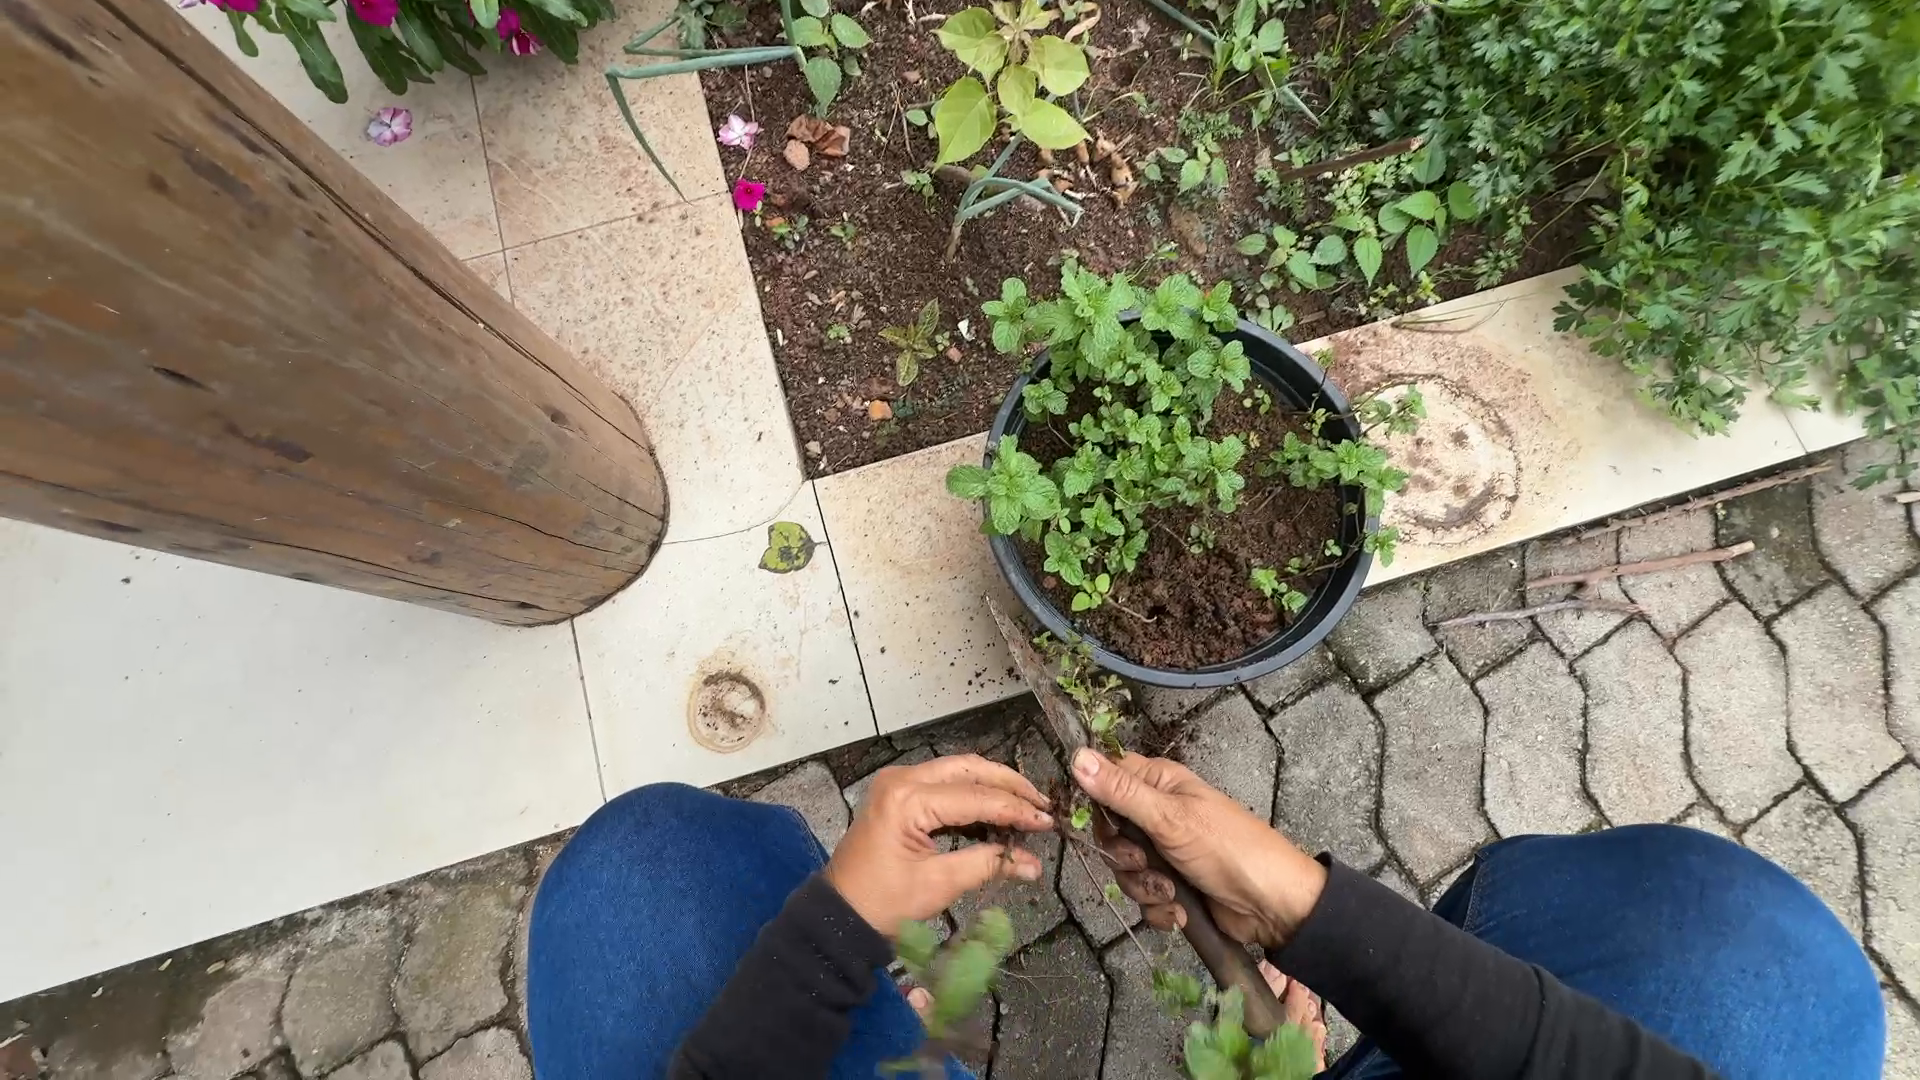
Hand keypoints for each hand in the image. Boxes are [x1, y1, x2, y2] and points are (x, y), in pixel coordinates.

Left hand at [825, 754, 1053, 936]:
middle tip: (1041, 803)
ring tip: (1025, 803)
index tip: (1046, 820)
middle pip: (968, 769)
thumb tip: (1032, 863)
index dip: (1015, 809)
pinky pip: (943, 782)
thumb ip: (988, 865)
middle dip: (1008, 784)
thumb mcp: (938, 885)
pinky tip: (995, 807)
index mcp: (908, 799)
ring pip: (957, 770)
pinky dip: (972, 792)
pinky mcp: (899, 791)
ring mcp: (899, 781)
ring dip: (992, 784)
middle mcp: (903, 778)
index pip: (974, 797)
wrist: (838, 916)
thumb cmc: (883, 904)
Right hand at [1072, 747, 1325, 946]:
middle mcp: (1156, 812)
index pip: (1105, 777)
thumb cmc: (1226, 848)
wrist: (1275, 909)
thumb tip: (1075, 756)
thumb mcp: (1170, 817)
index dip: (1092, 798)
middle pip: (1108, 829)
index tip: (1088, 819)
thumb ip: (1119, 791)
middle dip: (1122, 854)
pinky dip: (1158, 907)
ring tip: (1172, 891)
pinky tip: (1180, 911)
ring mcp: (1163, 850)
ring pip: (1123, 867)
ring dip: (1143, 885)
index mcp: (1158, 782)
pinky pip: (1142, 895)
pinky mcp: (1171, 885)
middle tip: (1143, 859)